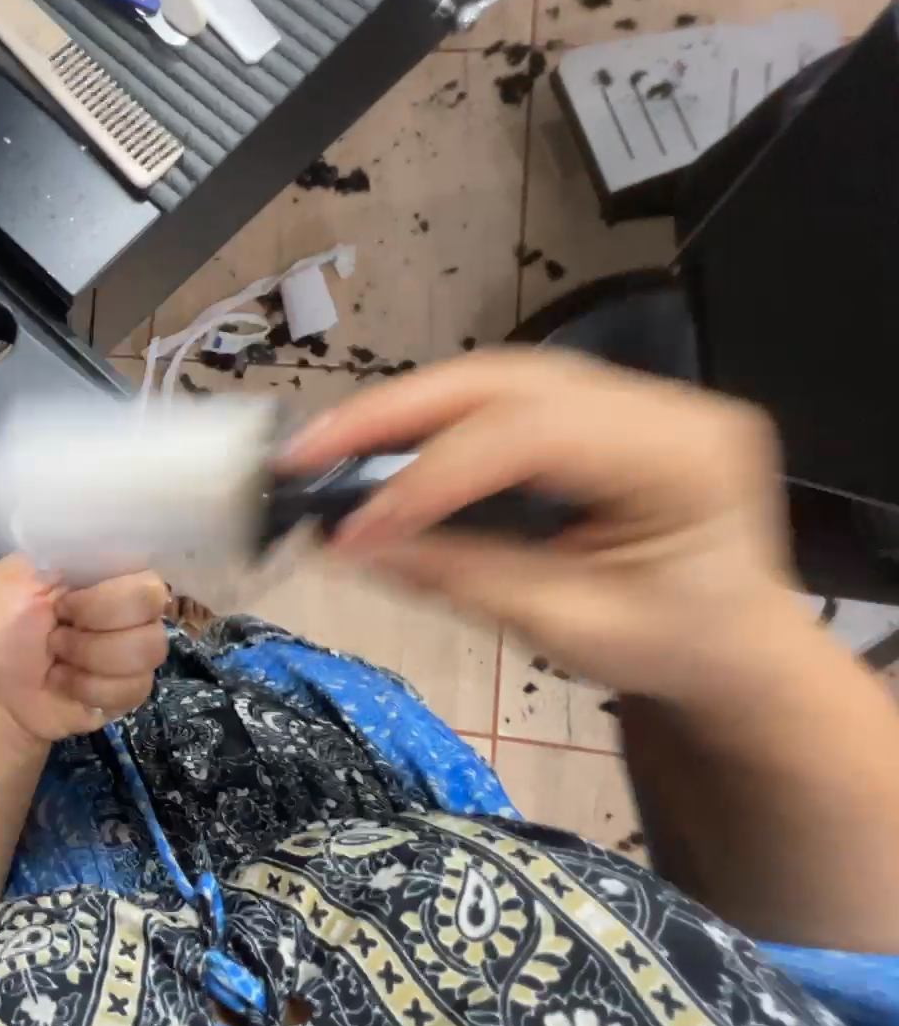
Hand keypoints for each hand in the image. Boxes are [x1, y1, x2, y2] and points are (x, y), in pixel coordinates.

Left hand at [0, 555, 169, 744]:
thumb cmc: (3, 629)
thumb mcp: (12, 578)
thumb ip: (53, 551)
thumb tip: (95, 542)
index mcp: (104, 572)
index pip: (143, 567)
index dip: (106, 593)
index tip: (64, 603)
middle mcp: (130, 606)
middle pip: (151, 605)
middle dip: (93, 626)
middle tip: (56, 633)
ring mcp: (137, 647)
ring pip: (148, 649)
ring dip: (89, 660)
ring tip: (57, 660)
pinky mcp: (134, 687)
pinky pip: (135, 686)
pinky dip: (89, 689)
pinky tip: (66, 683)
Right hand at [278, 350, 808, 705]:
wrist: (725, 640)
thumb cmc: (667, 645)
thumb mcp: (566, 626)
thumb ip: (458, 576)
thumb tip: (347, 544)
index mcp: (680, 456)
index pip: (530, 439)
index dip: (426, 481)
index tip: (348, 535)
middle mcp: (649, 404)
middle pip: (494, 382)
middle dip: (385, 416)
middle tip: (301, 455)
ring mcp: (610, 398)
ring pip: (474, 380)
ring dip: (385, 413)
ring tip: (315, 450)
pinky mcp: (571, 411)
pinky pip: (473, 401)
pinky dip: (407, 424)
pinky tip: (359, 447)